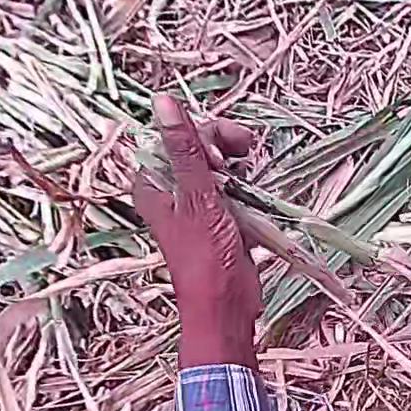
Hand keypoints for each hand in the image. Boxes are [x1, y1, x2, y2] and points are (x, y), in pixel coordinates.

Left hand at [134, 95, 261, 369]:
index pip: (175, 138)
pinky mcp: (223, 223)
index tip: (220, 153)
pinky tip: (255, 198)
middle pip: (199, 150)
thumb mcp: (197, 198)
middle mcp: (174, 194)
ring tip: (250, 176)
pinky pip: (234, 194)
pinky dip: (247, 192)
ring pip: (220, 171)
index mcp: (155, 185)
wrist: (226, 307)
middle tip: (244, 153)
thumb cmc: (205, 259)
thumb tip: (164, 102)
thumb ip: (185, 150)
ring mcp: (200, 208)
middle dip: (224, 147)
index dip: (200, 135)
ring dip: (238, 169)